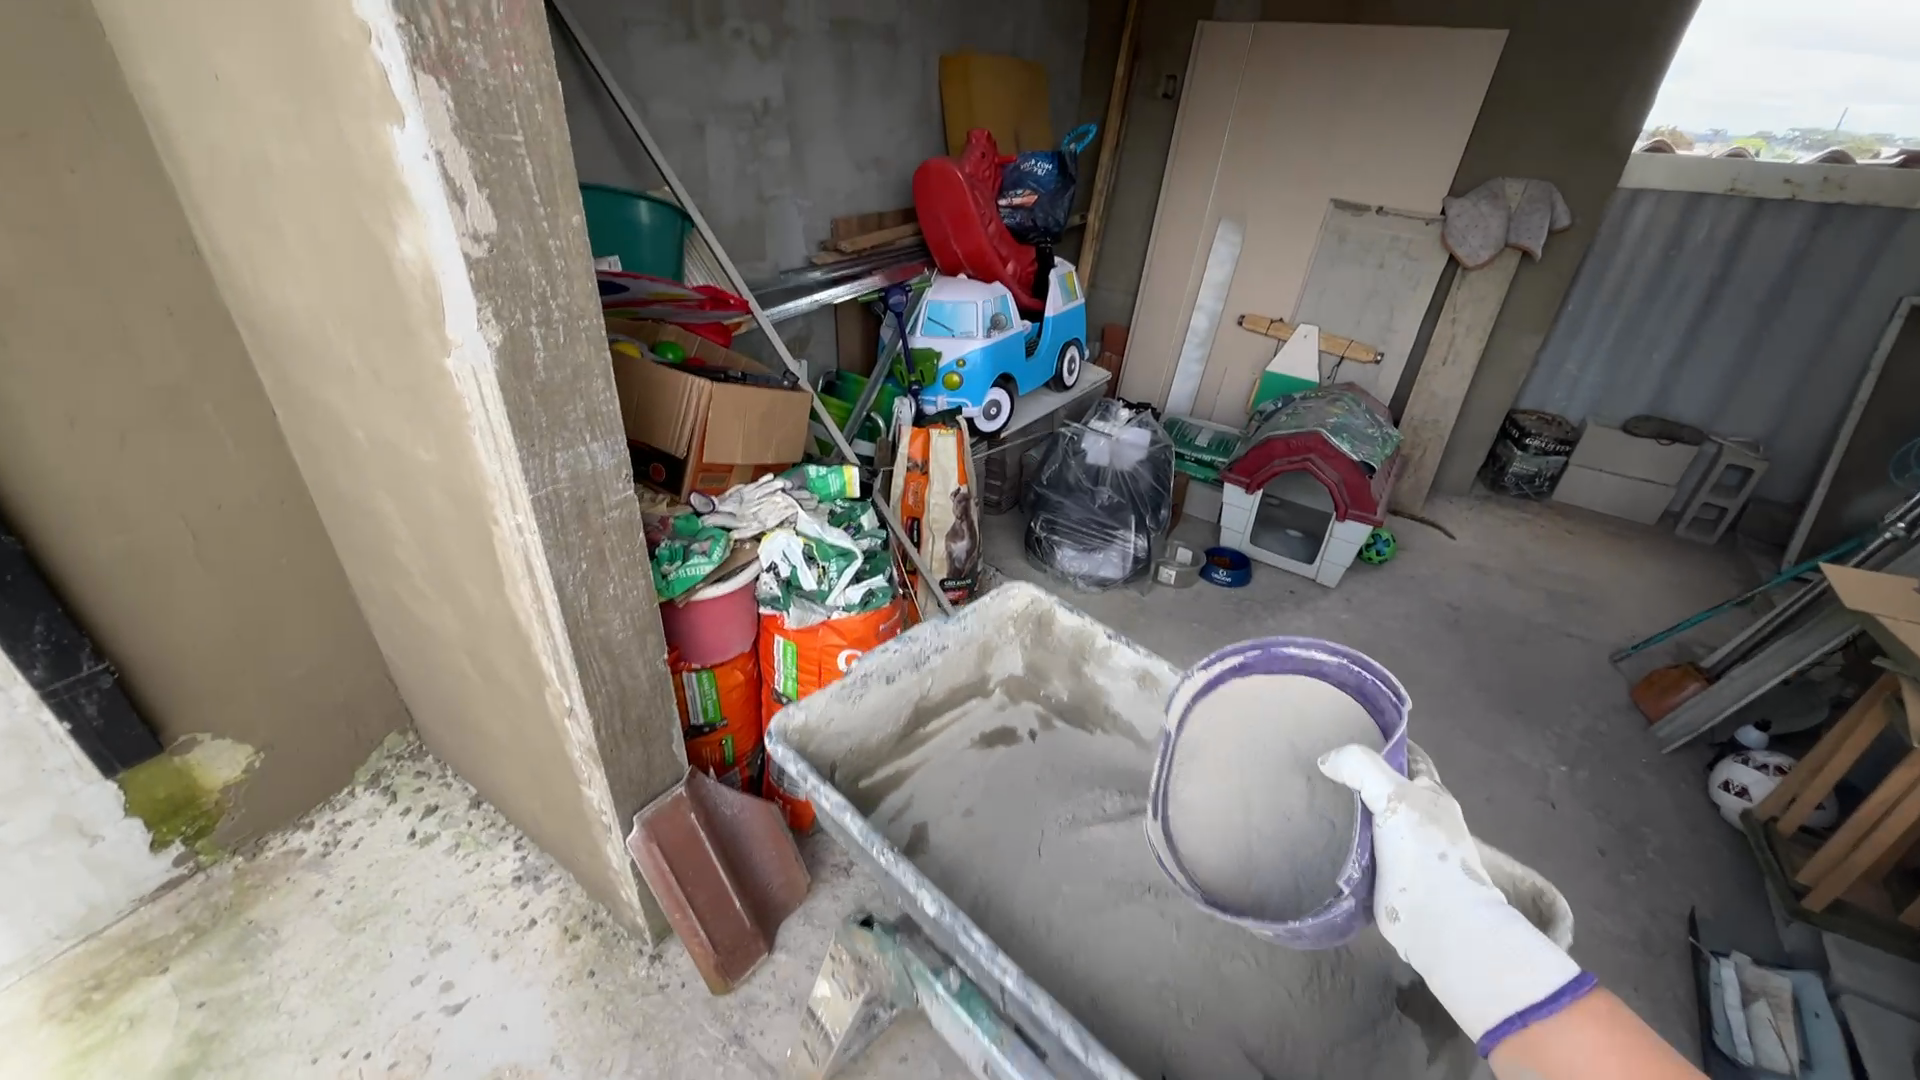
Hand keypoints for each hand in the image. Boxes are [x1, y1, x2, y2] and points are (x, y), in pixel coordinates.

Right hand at [1319, 744, 1595, 1055]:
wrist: (1436, 921)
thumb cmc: (1424, 851)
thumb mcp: (1394, 795)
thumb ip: (1360, 767)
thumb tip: (1325, 761)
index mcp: (1432, 796)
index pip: (1407, 760)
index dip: (1382, 747)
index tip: (1346, 738)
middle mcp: (1420, 819)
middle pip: (1382, 789)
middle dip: (1354, 780)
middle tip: (1315, 770)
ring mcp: (1404, 849)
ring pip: (1367, 819)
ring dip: (1343, 813)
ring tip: (1306, 799)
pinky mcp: (1385, 877)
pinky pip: (1356, 849)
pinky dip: (1337, 842)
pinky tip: (1312, 834)